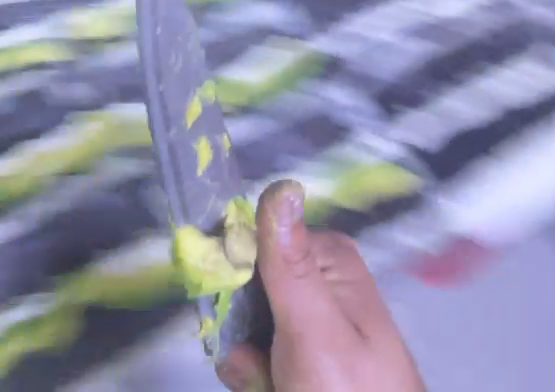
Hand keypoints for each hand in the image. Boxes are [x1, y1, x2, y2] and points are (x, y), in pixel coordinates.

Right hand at [216, 181, 424, 391]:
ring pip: (242, 321)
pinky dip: (254, 377)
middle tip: (257, 363)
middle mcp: (320, 281)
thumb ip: (288, 263)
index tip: (226, 304)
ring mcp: (311, 322)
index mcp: (328, 259)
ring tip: (269, 387)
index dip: (230, 269)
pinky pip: (253, 353)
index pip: (254, 237)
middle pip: (243, 280)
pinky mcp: (303, 359)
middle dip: (237, 325)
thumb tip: (282, 182)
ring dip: (244, 358)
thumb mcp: (316, 333)